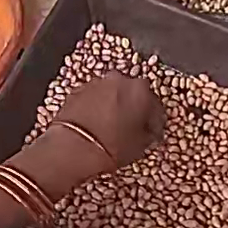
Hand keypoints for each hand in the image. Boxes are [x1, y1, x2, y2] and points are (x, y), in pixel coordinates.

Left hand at [8, 73, 164, 200]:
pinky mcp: (76, 91)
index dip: (155, 123)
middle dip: (133, 109)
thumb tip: (147, 134)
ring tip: (111, 128)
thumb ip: (147, 135)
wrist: (72, 148)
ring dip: (113, 107)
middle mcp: (119, 80)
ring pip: (111, 94)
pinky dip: (96, 108)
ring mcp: (96, 83)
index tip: (153, 134)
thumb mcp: (139, 147)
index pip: (155, 106)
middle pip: (131, 94)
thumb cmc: (110, 147)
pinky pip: (93, 99)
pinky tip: (95, 125)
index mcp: (141, 90)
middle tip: (132, 129)